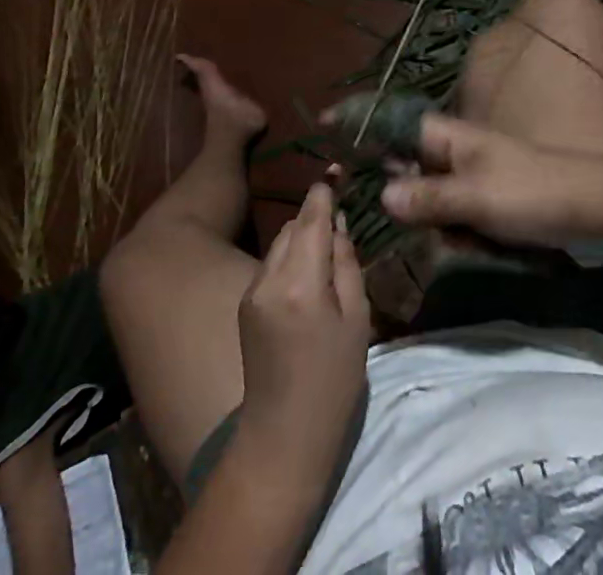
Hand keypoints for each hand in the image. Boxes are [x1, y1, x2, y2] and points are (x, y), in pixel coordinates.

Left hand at [234, 183, 370, 479]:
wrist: (284, 431)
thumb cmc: (335, 379)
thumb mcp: (357, 319)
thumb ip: (345, 264)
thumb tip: (337, 225)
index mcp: (300, 283)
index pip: (310, 219)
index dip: (323, 193)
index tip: (334, 171)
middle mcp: (268, 278)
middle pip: (292, 226)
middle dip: (314, 216)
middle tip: (341, 220)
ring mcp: (250, 291)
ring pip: (279, 242)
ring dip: (301, 236)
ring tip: (327, 251)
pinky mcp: (244, 303)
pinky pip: (270, 264)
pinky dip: (289, 258)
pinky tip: (307, 278)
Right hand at [380, 113, 602, 245]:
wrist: (593, 206)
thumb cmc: (530, 193)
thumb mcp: (473, 198)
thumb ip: (426, 197)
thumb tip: (383, 195)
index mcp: (449, 138)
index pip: (398, 127)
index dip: (371, 134)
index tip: (340, 146)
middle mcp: (456, 152)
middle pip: (412, 169)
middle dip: (411, 199)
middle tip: (422, 224)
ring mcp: (473, 176)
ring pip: (433, 196)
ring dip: (439, 221)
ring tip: (462, 239)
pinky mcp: (488, 198)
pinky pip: (457, 213)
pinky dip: (461, 229)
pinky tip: (477, 244)